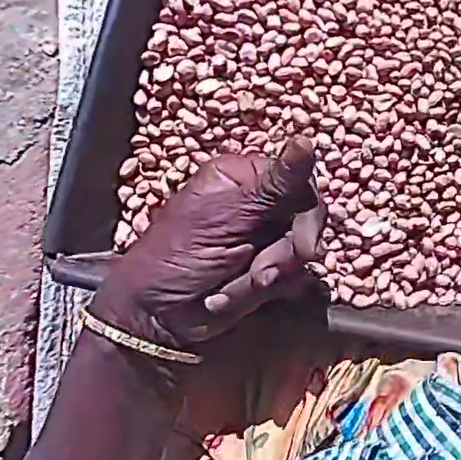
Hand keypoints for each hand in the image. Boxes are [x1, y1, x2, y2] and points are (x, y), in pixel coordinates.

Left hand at [89, 136, 324, 358]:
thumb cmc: (177, 258)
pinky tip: (232, 295)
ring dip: (274, 273)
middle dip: (287, 251)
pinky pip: (295, 276)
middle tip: (264, 274)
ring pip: (303, 250)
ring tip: (241, 284)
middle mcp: (259, 203)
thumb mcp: (230, 217)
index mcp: (244, 177)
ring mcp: (266, 236)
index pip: (300, 181)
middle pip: (308, 217)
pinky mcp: (270, 268)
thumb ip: (276, 184)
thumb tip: (306, 140)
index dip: (307, 213)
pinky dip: (268, 291)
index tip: (303, 244)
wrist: (152, 320)